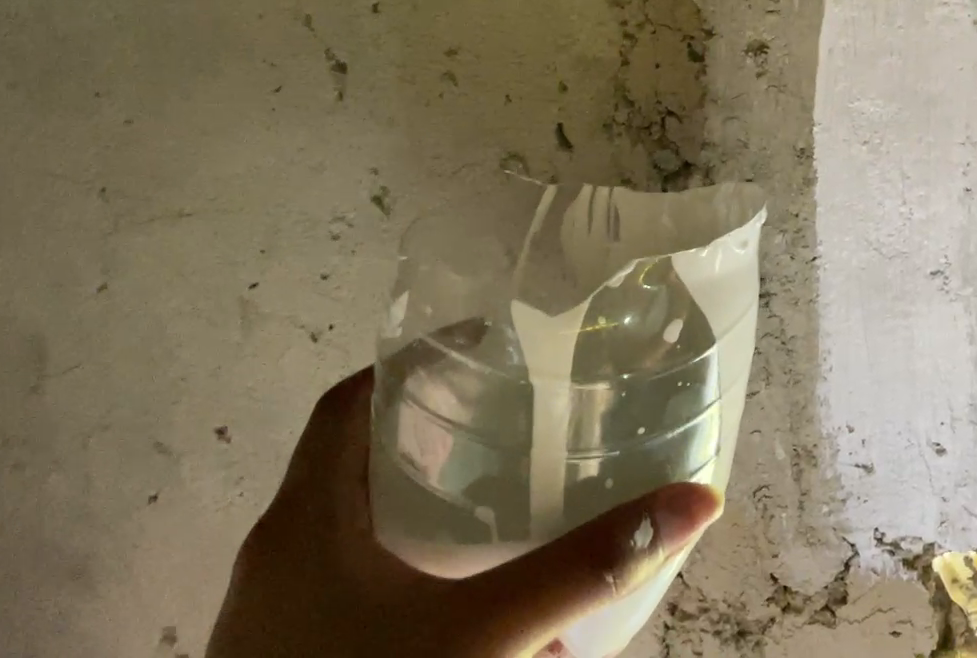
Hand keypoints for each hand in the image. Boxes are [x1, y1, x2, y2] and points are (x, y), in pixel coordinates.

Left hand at [205, 368, 722, 657]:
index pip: (352, 400)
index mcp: (303, 522)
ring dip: (432, 503)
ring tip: (511, 492)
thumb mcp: (483, 640)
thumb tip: (695, 503)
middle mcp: (281, 558)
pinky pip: (362, 585)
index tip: (492, 348)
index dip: (417, 362)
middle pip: (362, 459)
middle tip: (521, 417)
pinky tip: (477, 598)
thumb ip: (584, 572)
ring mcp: (280, 618)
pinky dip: (420, 568)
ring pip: (363, 527)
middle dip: (441, 432)